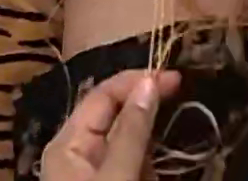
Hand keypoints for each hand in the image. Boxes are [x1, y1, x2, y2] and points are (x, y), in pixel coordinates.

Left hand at [40, 70, 178, 180]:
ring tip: (166, 137)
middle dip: (145, 105)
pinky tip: (154, 173)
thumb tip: (150, 81)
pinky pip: (130, 165)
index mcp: (68, 143)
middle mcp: (77, 153)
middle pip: (115, 113)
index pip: (104, 93)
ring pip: (126, 140)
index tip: (174, 77)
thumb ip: (132, 131)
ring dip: (148, 138)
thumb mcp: (116, 176)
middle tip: (178, 93)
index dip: (138, 80)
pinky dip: (146, 163)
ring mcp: (91, 174)